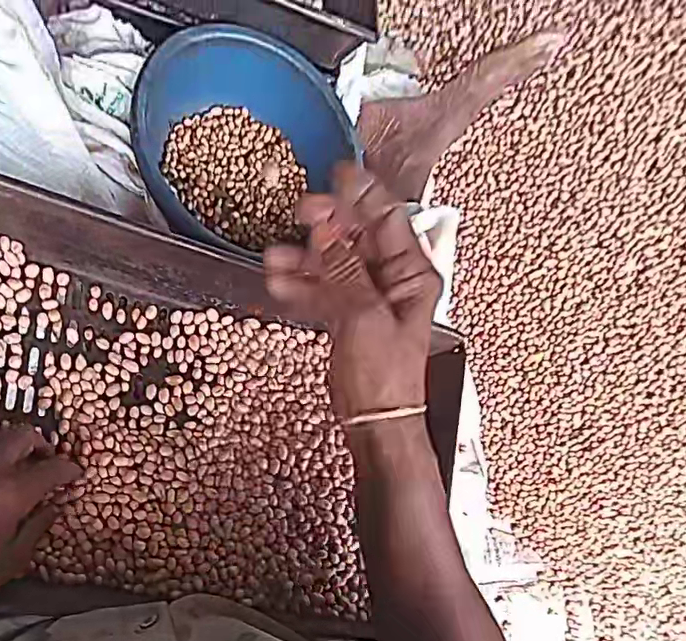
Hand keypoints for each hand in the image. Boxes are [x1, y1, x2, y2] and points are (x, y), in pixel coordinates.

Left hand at [0, 425, 81, 631]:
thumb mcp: (14, 558)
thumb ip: (36, 527)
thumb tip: (51, 510)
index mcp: (11, 494)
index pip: (50, 469)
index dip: (68, 470)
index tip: (74, 474)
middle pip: (20, 437)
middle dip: (41, 443)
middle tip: (49, 457)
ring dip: (10, 450)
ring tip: (20, 468)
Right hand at [263, 164, 440, 418]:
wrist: (374, 422)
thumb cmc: (384, 377)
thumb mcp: (363, 317)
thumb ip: (343, 272)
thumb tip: (325, 232)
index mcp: (412, 275)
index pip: (388, 220)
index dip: (362, 195)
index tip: (337, 173)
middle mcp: (392, 283)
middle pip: (357, 239)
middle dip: (326, 226)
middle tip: (298, 211)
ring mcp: (367, 302)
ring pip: (333, 267)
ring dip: (304, 260)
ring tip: (273, 256)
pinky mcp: (346, 321)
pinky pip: (322, 294)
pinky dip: (301, 287)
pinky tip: (278, 282)